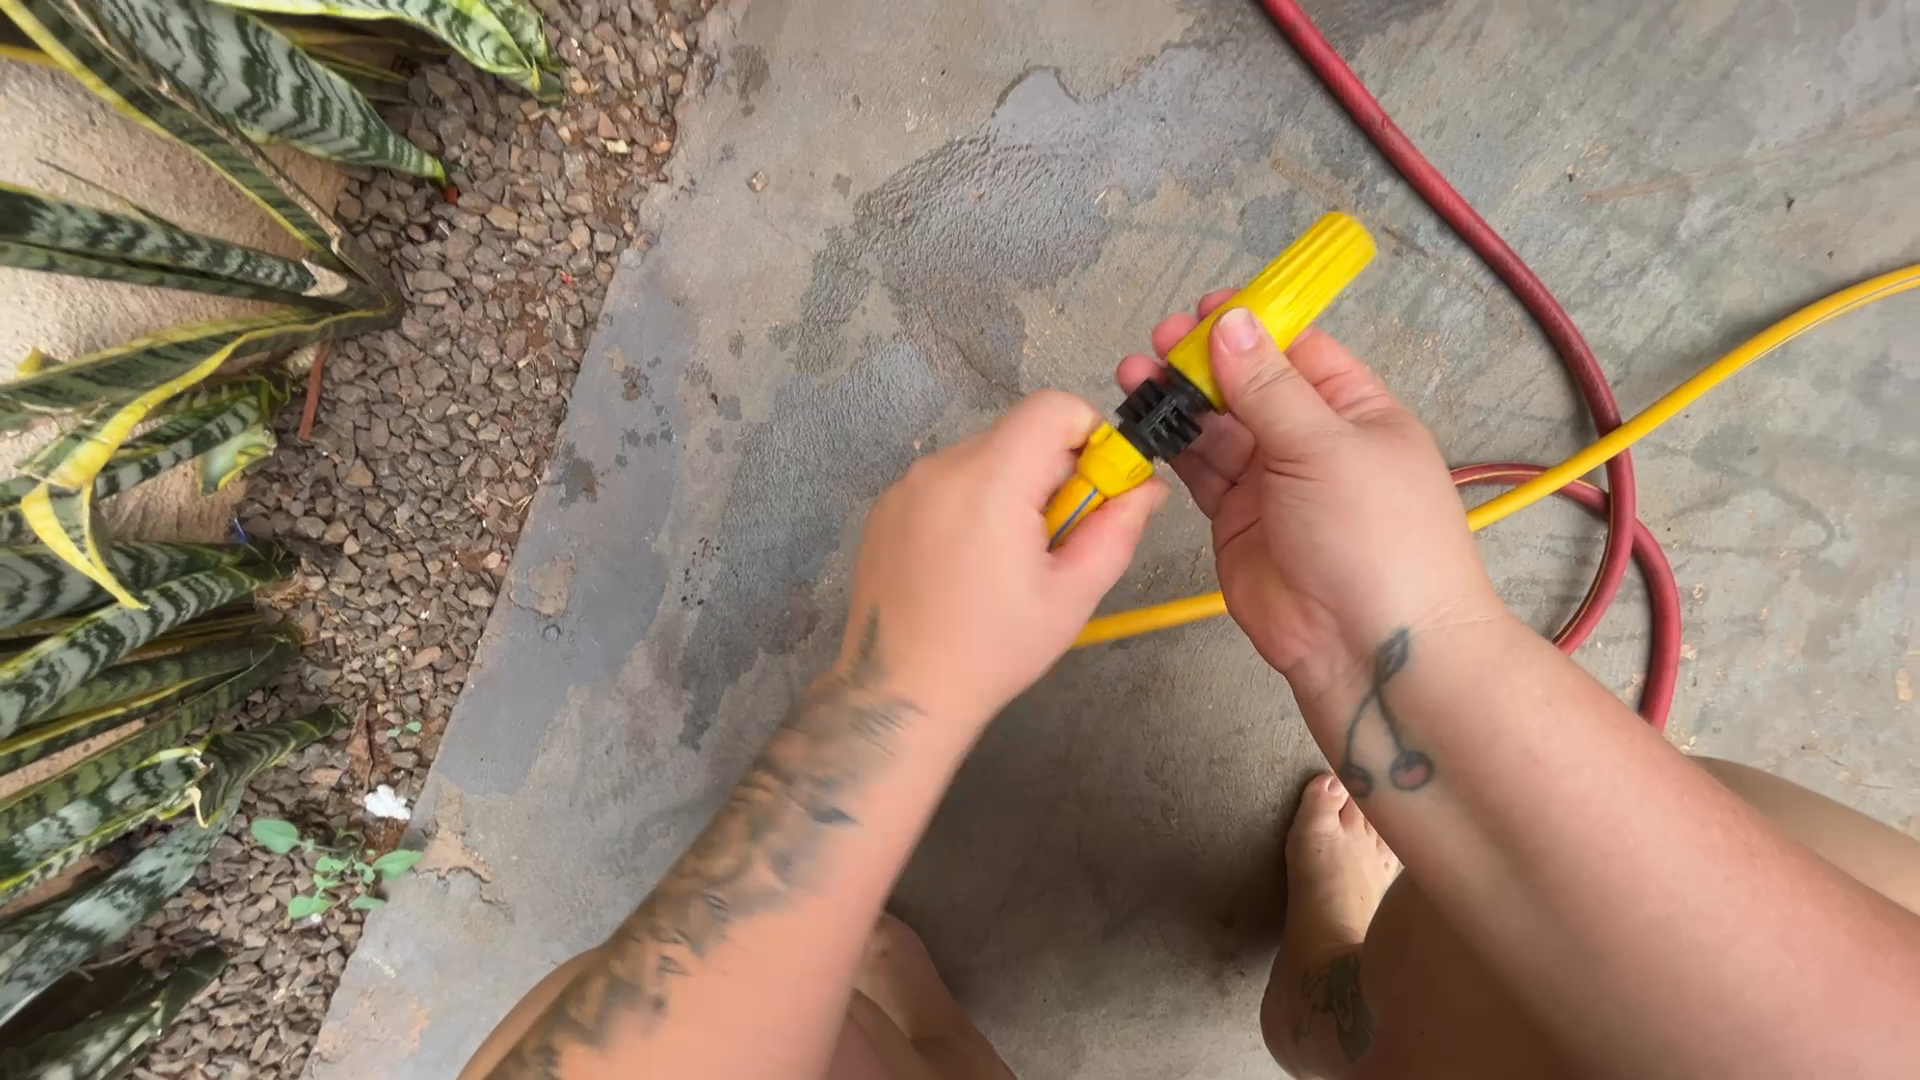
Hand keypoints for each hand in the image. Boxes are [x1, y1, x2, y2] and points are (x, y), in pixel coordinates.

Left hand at [840, 391, 1166, 724]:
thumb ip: (1117, 530)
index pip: (1052, 407)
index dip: (1087, 436)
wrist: (900, 691)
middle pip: (1017, 434)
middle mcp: (940, 468)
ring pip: (981, 457)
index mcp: (990, 483)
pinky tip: (964, 560)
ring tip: (1003, 557)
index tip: (1091, 488)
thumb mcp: (1071, 596)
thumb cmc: (993, 649)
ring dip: (1008, 489)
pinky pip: (945, 480)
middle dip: (1049, 473)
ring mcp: (904, 486)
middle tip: (1051, 538)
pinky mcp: (885, 506)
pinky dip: (968, 502)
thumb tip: (1146, 486)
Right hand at [1115, 292, 1505, 701]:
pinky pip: (1199, 471)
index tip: (1202, 310)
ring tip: (1134, 375)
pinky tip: (1146, 424)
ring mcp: (1267, 480)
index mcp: (1352, 409)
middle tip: (1157, 344)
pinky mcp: (1232, 517)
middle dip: (1202, 362)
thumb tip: (1232, 323)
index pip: (1295, 349)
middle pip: (1246, 385)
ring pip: (1215, 428)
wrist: (1362, 644)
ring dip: (1178, 402)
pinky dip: (1172, 448)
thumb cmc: (1371, 535)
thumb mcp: (1325, 448)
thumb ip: (1269, 388)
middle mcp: (1308, 440)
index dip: (1249, 325)